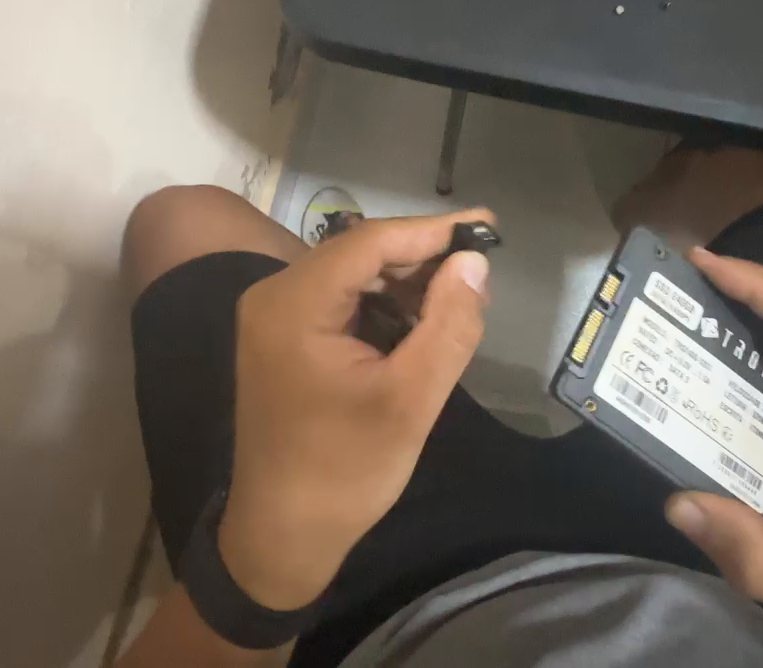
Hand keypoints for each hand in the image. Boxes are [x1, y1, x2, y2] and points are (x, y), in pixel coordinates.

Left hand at [218, 210, 493, 610]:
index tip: (487, 225)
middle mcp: (275, 295)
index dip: (432, 231)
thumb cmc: (345, 473)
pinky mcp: (285, 333)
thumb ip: (448, 325)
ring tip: (460, 299)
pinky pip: (343, 297)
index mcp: (293, 304)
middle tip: (480, 275)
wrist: (283, 536)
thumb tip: (474, 262)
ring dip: (407, 281)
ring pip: (355, 273)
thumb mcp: (410, 401)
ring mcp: (275, 313)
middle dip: (423, 259)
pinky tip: (421, 319)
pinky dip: (384, 302)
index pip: (370, 242)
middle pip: (361, 252)